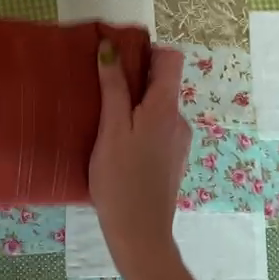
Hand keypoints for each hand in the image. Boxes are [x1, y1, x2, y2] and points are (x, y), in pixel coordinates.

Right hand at [90, 40, 189, 266]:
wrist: (139, 232)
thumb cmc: (120, 179)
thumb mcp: (111, 129)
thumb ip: (113, 87)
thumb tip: (111, 48)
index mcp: (166, 107)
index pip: (171, 59)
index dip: (147, 51)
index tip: (118, 58)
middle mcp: (179, 121)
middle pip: (162, 85)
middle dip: (133, 81)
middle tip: (99, 88)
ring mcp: (178, 143)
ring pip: (157, 110)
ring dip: (133, 108)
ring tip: (102, 120)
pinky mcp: (171, 162)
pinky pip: (156, 131)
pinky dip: (138, 129)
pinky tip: (115, 147)